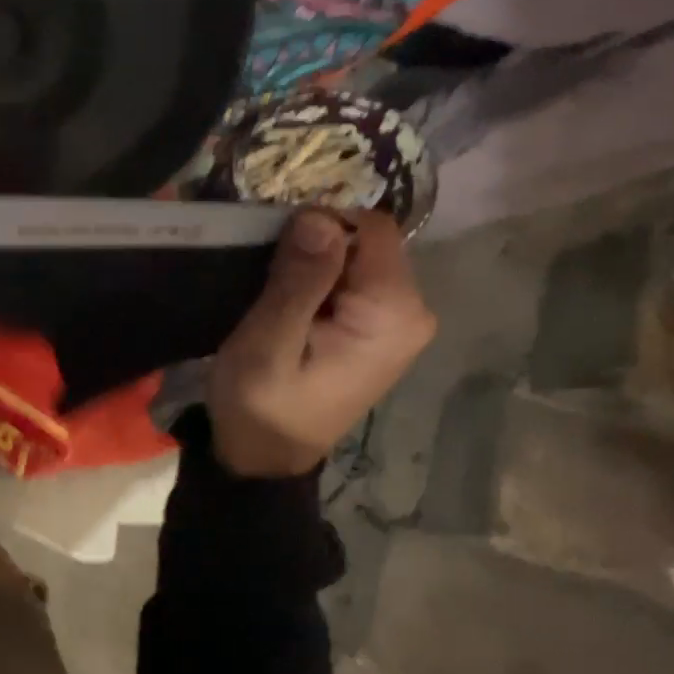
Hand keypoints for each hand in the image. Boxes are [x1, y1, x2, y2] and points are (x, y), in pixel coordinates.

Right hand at [207, 209, 435, 478]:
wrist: (264, 456)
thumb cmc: (261, 404)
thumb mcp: (266, 342)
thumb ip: (296, 282)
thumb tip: (318, 217)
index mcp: (393, 313)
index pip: (371, 228)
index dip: (319, 226)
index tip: (271, 251)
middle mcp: (413, 312)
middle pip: (366, 242)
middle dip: (314, 248)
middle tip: (264, 279)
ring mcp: (400, 323)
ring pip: (357, 260)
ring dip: (311, 267)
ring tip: (271, 296)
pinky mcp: (379, 331)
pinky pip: (352, 282)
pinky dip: (317, 284)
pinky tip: (288, 310)